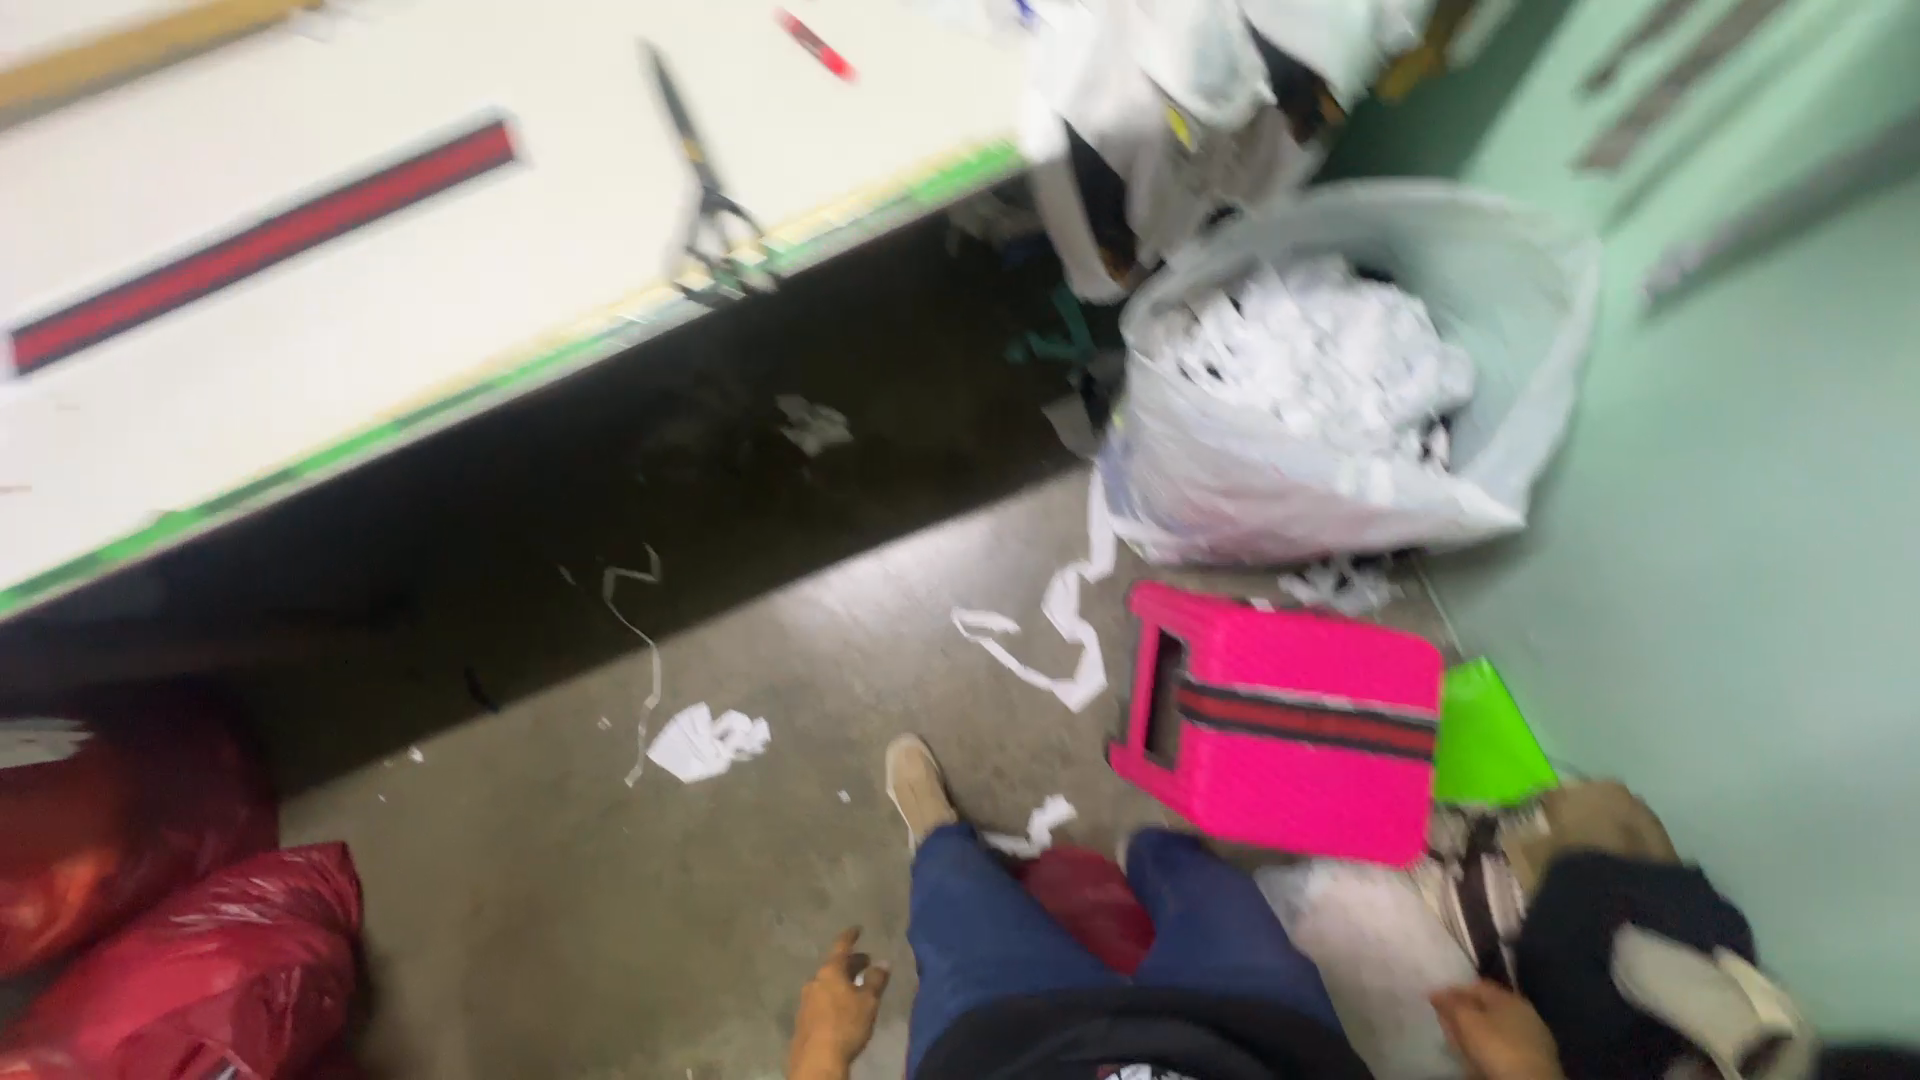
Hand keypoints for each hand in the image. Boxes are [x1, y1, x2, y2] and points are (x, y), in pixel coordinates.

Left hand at [789, 928, 890, 1078]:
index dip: (851, 936)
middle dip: (850, 964)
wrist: (817, 1062)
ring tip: (855, 988)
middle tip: (865, 964)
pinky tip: (841, 1009)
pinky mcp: (802, 1020)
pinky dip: (832, 997)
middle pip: (834, 966)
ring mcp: (805, 1001)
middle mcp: (814, 981)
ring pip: (826, 984)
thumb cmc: (845, 1025)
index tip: (857, 929)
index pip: (841, 946)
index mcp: (830, 971)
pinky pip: (820, 1000)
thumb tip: (882, 962)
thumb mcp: (868, 1002)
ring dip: (841, 982)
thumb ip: (876, 980)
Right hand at [1431, 980, 1563, 1079]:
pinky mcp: (1538, 1060)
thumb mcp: (1465, 1020)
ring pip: (1498, 1027)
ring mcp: (1535, 1037)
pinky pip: (1507, 1045)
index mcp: (1510, 997)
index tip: (1437, 1000)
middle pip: (1488, 1007)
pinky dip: (1492, 1045)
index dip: (1453, 991)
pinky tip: (1481, 1053)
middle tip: (1446, 1019)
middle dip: (1466, 1011)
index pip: (1476, 986)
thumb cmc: (1497, 1046)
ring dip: (1479, 1030)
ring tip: (1460, 1039)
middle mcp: (1525, 1012)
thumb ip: (1449, 1003)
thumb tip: (1436, 993)